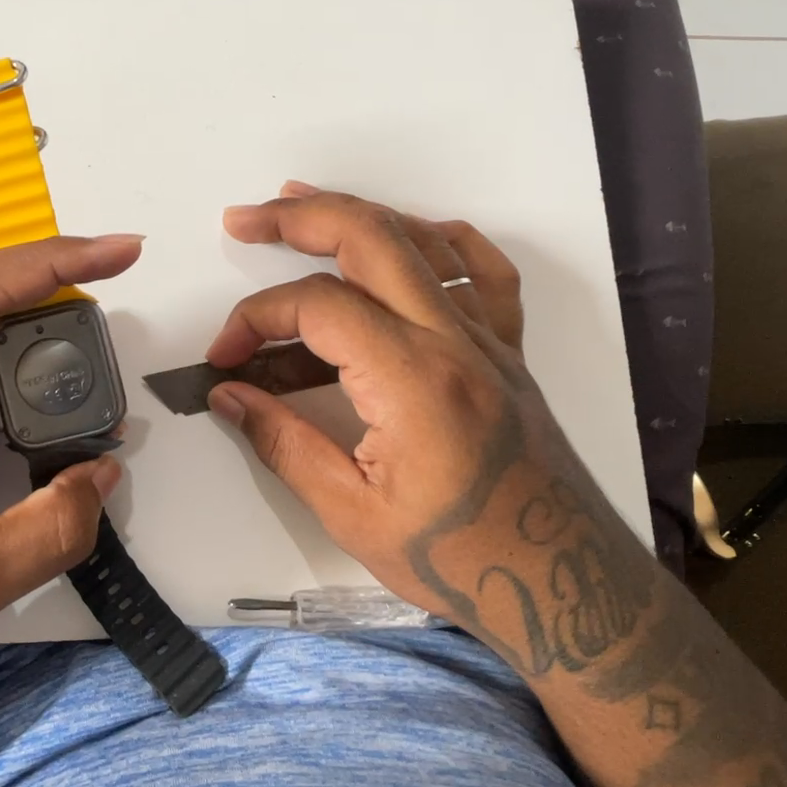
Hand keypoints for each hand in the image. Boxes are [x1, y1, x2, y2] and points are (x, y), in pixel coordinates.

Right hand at [205, 183, 652, 660]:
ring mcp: (488, 339)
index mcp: (412, 379)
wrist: (563, 585)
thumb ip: (282, 441)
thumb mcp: (351, 512)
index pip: (317, 306)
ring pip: (422, 242)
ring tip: (301, 202)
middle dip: (298, 218)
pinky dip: (443, 240)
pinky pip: (484, 272)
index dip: (255, 320)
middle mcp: (454, 339)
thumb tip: (226, 393)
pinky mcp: (507, 351)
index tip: (223, 358)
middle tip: (243, 219)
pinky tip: (412, 235)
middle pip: (372, 239)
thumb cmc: (455, 558)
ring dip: (357, 214)